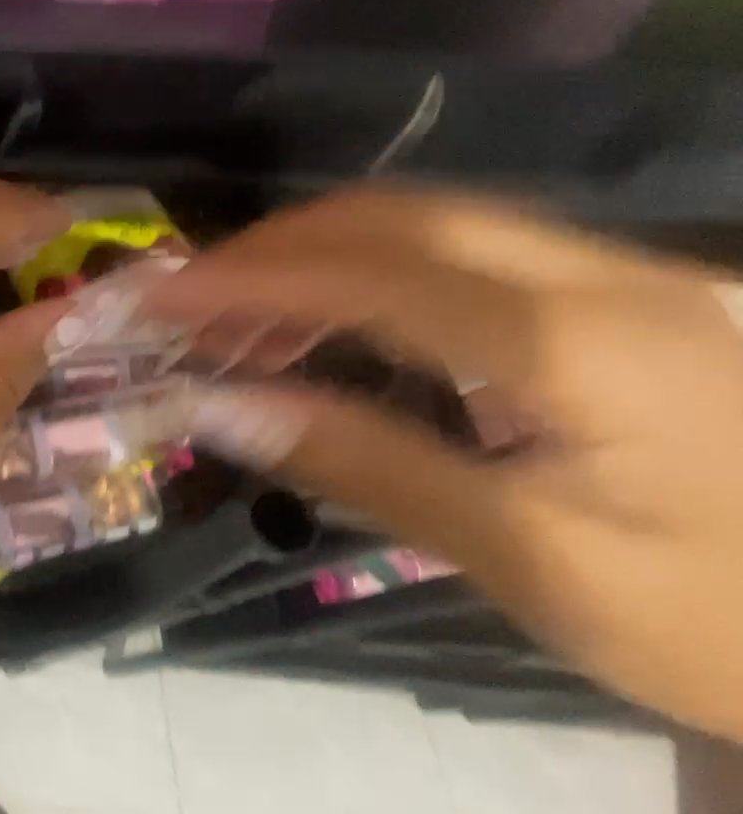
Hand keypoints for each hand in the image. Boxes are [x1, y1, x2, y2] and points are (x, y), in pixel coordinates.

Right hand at [142, 192, 742, 738]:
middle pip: (397, 215)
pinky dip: (365, 271)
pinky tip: (326, 322)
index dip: (246, 279)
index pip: (370, 275)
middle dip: (270, 247)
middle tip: (184, 302)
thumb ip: (369, 468)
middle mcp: (606, 276)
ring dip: (312, 254)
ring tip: (235, 317)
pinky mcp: (627, 298)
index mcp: (581, 344)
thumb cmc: (734, 621)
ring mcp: (626, 278)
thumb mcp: (539, 566)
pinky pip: (464, 253)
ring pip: (429, 222)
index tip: (153, 299)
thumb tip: (215, 408)